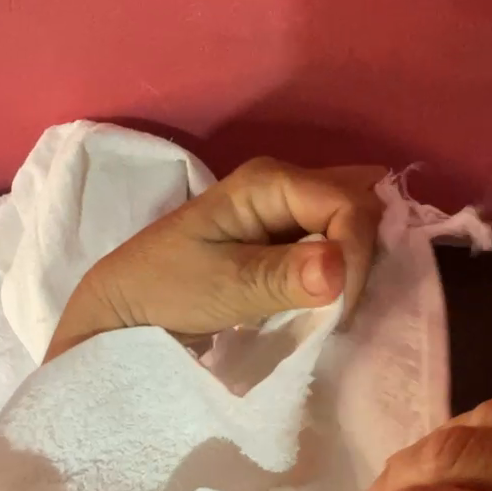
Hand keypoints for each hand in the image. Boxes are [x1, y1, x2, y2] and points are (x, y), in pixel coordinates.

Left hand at [45, 157, 384, 360]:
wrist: (128, 305)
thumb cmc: (167, 290)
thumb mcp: (224, 287)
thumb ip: (282, 277)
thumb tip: (337, 269)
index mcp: (268, 182)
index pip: (348, 203)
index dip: (355, 252)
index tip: (339, 304)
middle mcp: (285, 185)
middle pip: (358, 205)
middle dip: (363, 255)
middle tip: (345, 307)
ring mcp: (288, 210)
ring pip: (351, 225)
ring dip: (356, 264)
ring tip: (340, 307)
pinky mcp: (288, 238)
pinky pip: (334, 243)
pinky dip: (343, 270)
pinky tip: (332, 300)